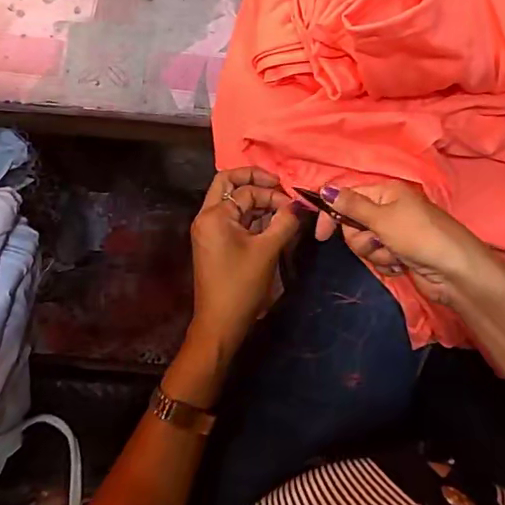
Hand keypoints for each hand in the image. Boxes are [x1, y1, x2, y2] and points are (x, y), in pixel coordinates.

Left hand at [183, 167, 301, 364]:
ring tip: (281, 208)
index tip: (294, 205)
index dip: (273, 193)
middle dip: (254, 181)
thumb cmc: (242, 285)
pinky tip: (271, 222)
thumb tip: (299, 204)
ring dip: (254, 200)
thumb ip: (285, 222)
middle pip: (228, 184)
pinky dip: (250, 216)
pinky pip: (232, 218)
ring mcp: (208, 230)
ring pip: (231, 201)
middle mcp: (206, 217)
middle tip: (280, 187)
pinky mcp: (214, 242)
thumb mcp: (268, 250)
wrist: (220, 323)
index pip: (245, 190)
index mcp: (213, 215)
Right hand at [313, 181, 496, 305]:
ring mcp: (395, 232)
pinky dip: (387, 263)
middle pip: (353, 224)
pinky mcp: (400, 253)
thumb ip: (351, 206)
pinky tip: (402, 266)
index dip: (331, 214)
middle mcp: (389, 209)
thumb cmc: (420, 237)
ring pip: (364, 244)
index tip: (321, 235)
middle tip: (378, 242)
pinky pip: (378, 258)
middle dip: (361, 239)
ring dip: (376, 254)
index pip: (347, 197)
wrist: (455, 271)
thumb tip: (325, 189)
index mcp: (386, 192)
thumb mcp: (382, 218)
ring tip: (396, 256)